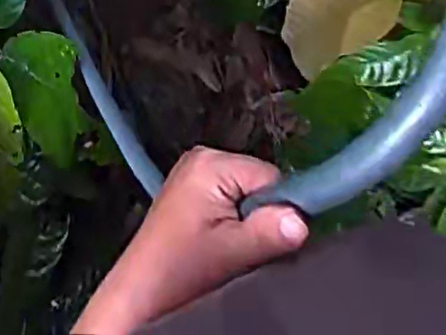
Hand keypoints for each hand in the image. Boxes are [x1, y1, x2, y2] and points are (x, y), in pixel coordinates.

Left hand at [74, 148, 308, 333]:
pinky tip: (219, 240)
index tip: (277, 237)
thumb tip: (300, 219)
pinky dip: (234, 221)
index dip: (281, 209)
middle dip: (263, 215)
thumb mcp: (232, 252)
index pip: (272, 176)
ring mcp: (195, 173)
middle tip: (244, 245)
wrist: (145, 287)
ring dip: (248, 221)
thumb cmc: (178, 267)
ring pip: (248, 194)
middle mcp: (201, 158)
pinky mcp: (194, 190)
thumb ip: (269, 232)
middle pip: (260, 183)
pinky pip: (231, 199)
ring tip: (228, 245)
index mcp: (210, 163)